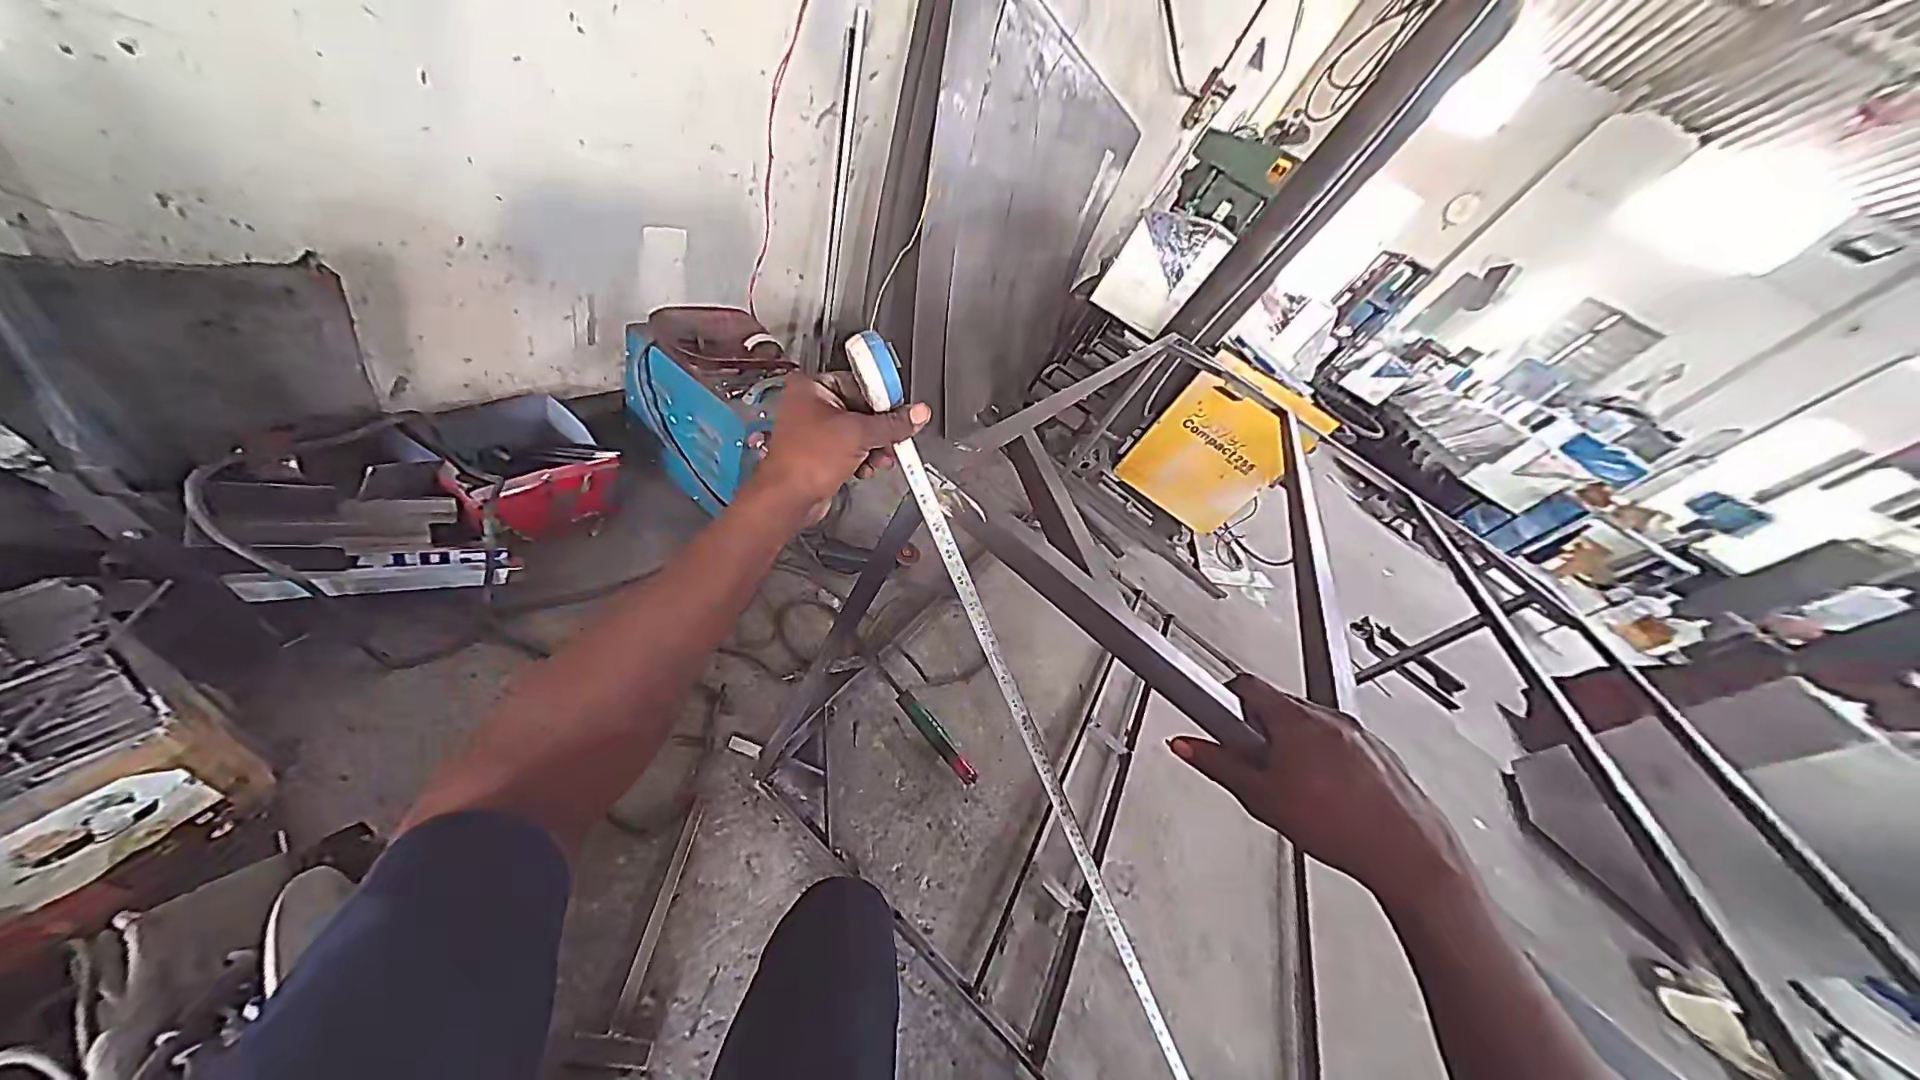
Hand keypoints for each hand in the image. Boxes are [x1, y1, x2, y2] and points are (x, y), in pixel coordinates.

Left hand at [749, 373, 929, 521]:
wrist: (788, 499)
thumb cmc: (805, 461)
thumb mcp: (858, 434)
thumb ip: (892, 424)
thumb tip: (916, 414)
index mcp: (813, 387)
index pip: (859, 381)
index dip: (883, 396)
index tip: (901, 406)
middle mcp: (812, 405)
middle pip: (862, 408)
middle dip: (881, 429)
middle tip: (895, 436)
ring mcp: (817, 431)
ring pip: (859, 432)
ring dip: (875, 446)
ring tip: (881, 457)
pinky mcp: (823, 454)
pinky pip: (852, 449)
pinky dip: (864, 458)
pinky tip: (867, 468)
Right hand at [1169, 675, 1470, 911]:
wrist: (1408, 855)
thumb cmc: (1341, 828)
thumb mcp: (1260, 797)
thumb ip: (1218, 764)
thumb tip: (1187, 746)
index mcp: (1294, 719)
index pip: (1246, 685)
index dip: (1226, 701)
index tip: (1220, 720)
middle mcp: (1327, 716)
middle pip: (1276, 704)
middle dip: (1259, 729)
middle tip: (1255, 765)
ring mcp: (1357, 732)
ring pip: (1306, 723)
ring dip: (1291, 744)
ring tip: (1293, 786)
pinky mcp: (1378, 750)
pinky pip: (1336, 740)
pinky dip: (1323, 757)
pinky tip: (1325, 794)